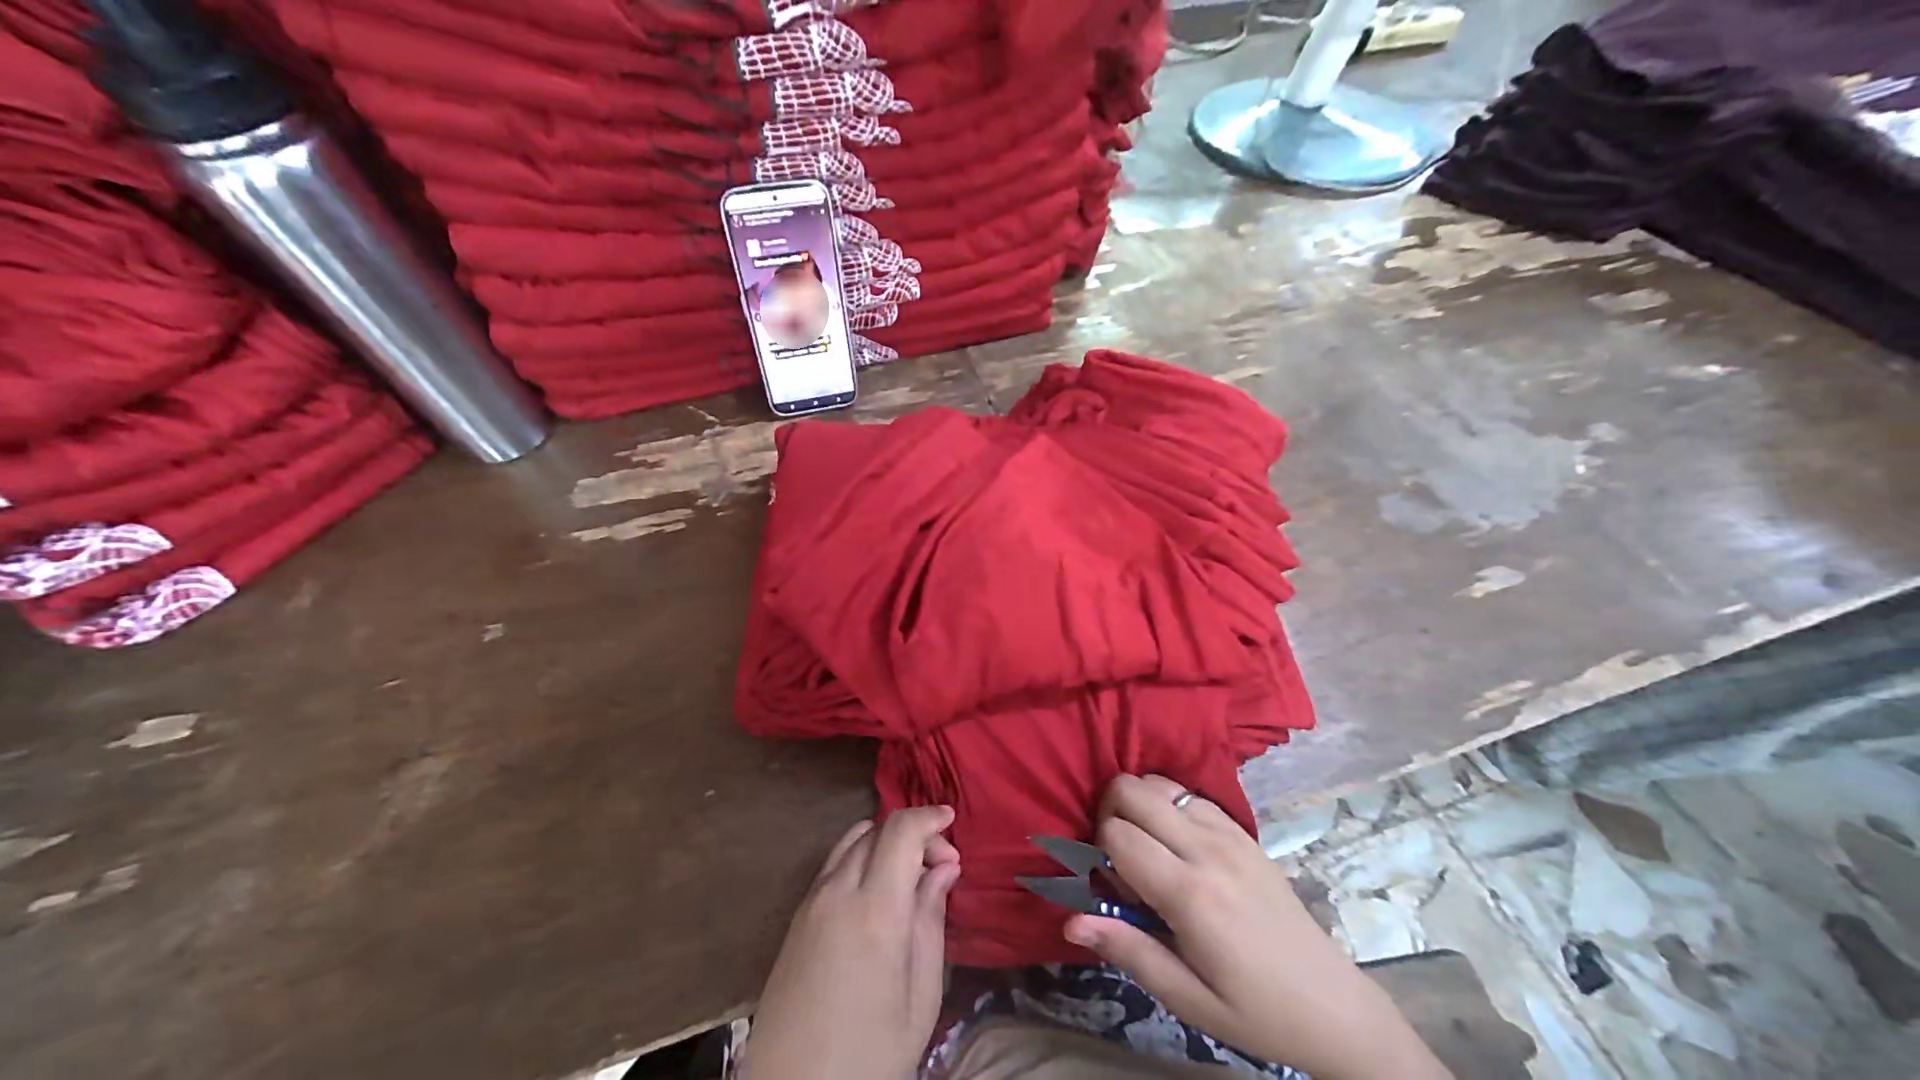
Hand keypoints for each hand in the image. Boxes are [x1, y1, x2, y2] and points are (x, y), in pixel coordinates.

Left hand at [742, 806, 960, 1079]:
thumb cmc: (869, 1053)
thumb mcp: (919, 996)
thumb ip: (931, 921)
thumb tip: (944, 868)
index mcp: (875, 910)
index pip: (900, 831)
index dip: (929, 817)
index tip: (951, 820)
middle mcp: (837, 891)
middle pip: (876, 829)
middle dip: (913, 833)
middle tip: (940, 866)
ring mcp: (810, 902)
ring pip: (851, 841)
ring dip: (884, 842)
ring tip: (909, 876)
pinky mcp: (796, 917)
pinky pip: (832, 864)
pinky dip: (860, 857)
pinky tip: (876, 892)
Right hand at [1064, 775, 1450, 1079]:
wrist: (1334, 1006)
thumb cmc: (1255, 1011)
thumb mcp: (1187, 999)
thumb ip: (1128, 950)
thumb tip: (1069, 920)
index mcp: (1190, 893)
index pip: (1117, 834)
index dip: (1098, 853)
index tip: (1112, 887)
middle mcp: (1207, 849)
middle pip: (1132, 790)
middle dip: (1109, 812)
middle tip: (1118, 856)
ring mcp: (1230, 835)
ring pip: (1160, 783)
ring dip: (1139, 805)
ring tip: (1146, 847)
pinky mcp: (1245, 833)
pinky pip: (1192, 794)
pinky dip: (1170, 804)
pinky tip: (1176, 842)